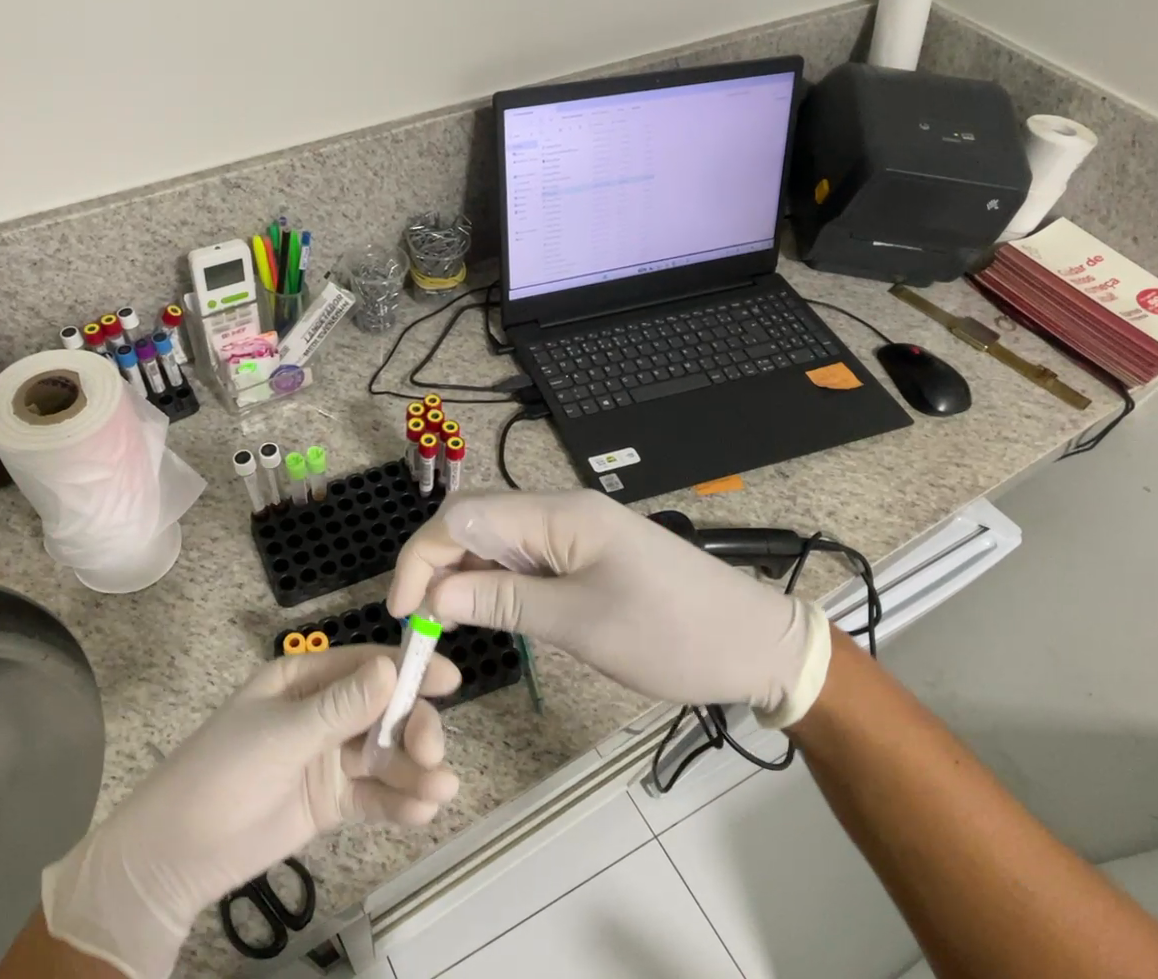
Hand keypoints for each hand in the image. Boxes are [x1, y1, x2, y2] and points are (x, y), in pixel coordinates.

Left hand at [39, 646, 460, 978]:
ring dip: (415, 770)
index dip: (408, 670)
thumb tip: (392, 667)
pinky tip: (422, 811)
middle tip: (432, 754)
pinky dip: (401, 800)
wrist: (178, 853)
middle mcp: (323, 713)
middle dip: (414, 729)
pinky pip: (376, 794)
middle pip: (385, 712)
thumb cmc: (222, 773)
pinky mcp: (333, 800)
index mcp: (303, 681)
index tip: (449, 679)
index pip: (364, 666)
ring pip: (386, 755)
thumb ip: (340, 707)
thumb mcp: (282, 734)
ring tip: (438, 792)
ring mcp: (329, 758)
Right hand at [388, 490, 830, 719]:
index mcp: (560, 515)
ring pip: (496, 540)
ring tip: (445, 620)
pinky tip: (487, 609)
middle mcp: (563, 511)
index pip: (464, 517)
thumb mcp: (581, 623)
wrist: (754, 645)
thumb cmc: (673, 635)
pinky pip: (524, 558)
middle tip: (420, 620)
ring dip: (463, 575)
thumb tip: (434, 593)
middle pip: (475, 522)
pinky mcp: (587, 555)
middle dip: (436, 564)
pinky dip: (495, 582)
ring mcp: (576, 532)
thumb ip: (503, 600)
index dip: (421, 558)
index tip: (403, 611)